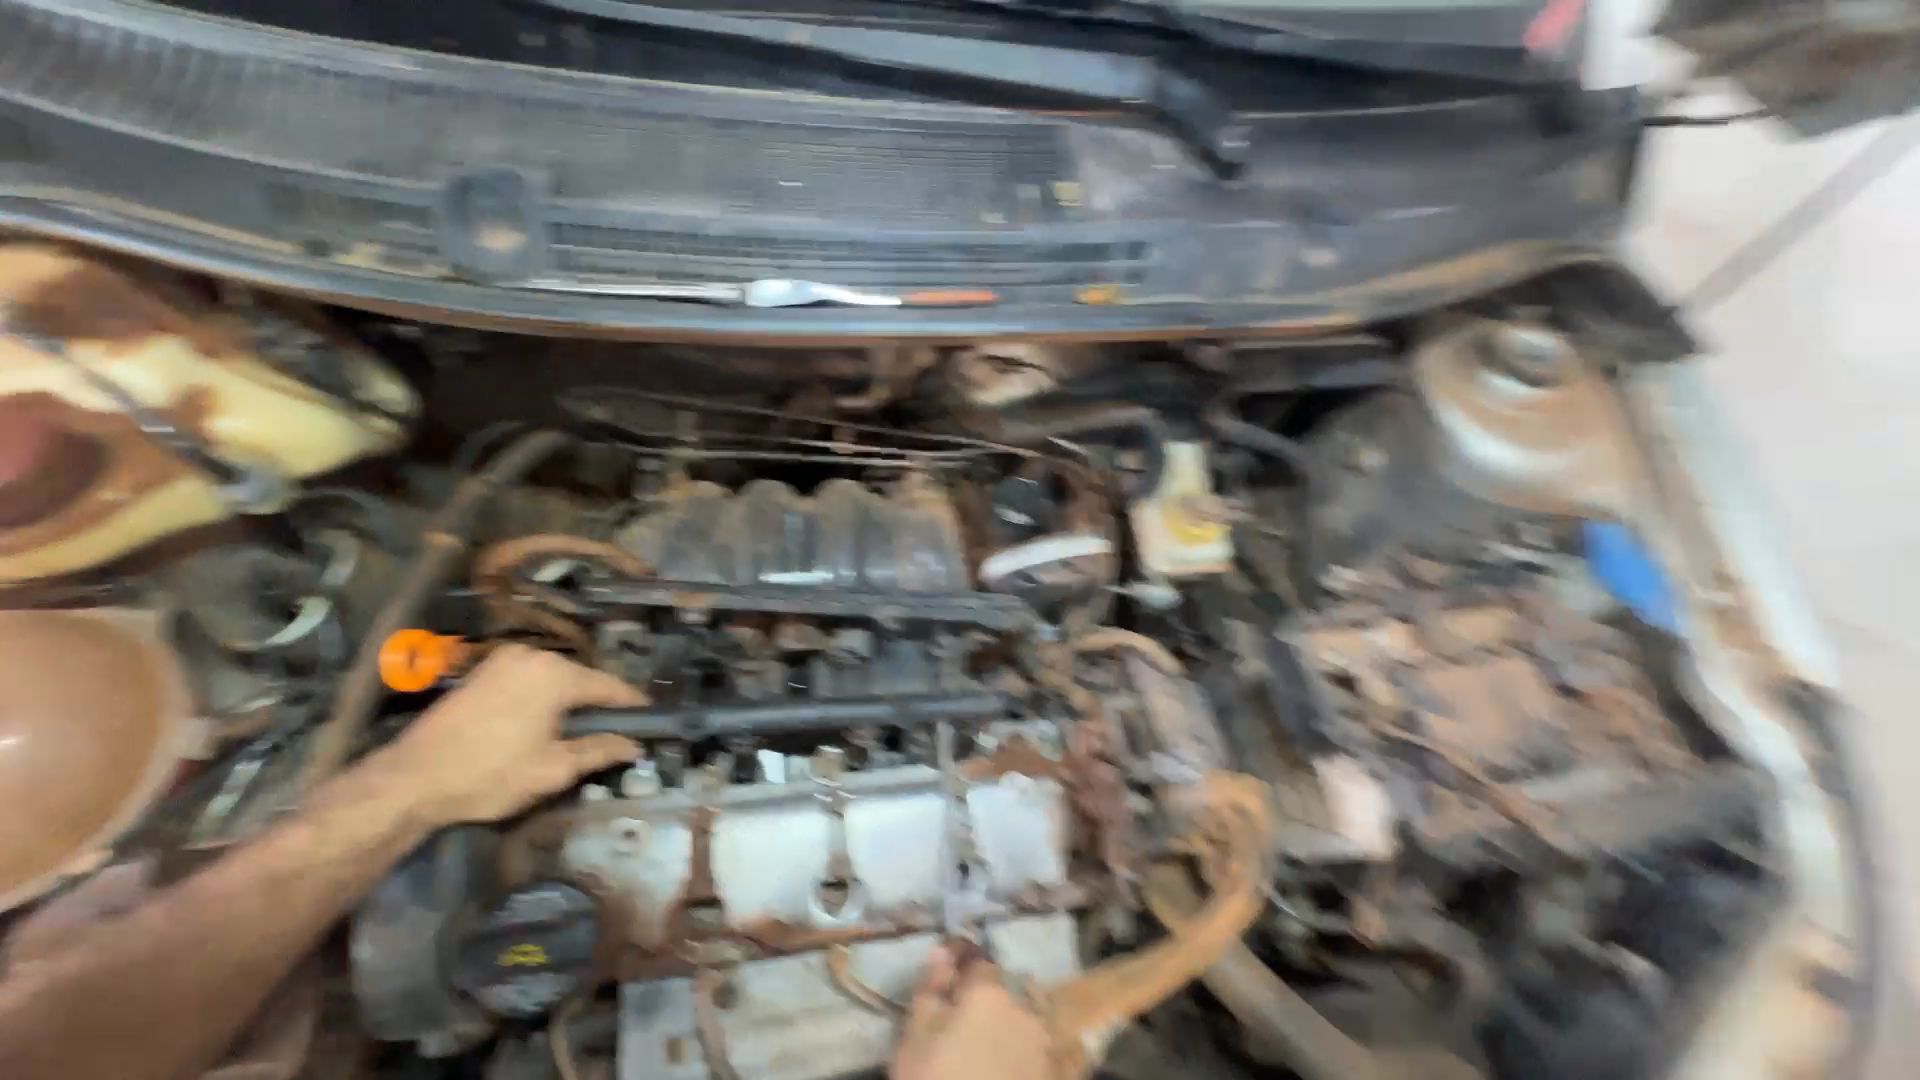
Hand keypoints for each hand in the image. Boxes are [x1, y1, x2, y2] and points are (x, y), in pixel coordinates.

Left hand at [370, 645, 642, 827]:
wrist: (408, 780)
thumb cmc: (489, 774)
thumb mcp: (554, 769)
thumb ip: (601, 750)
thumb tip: (635, 745)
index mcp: (556, 673)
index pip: (612, 686)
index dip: (634, 707)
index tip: (652, 723)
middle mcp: (534, 655)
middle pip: (583, 679)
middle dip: (600, 706)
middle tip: (615, 735)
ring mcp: (504, 660)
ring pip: (556, 679)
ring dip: (571, 702)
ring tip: (580, 733)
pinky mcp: (483, 671)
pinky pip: (530, 680)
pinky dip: (544, 698)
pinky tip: (543, 724)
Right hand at [892, 945, 1050, 1079]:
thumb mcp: (915, 1034)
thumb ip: (931, 986)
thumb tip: (942, 951)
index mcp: (989, 992)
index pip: (978, 961)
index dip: (961, 969)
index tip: (946, 982)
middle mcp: (1023, 1009)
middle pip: (1004, 989)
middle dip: (985, 997)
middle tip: (960, 1021)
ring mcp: (1040, 1043)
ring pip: (1021, 1017)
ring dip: (1004, 1022)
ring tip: (980, 1045)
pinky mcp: (1047, 1073)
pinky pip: (1032, 1047)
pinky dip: (1017, 1049)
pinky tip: (996, 1065)